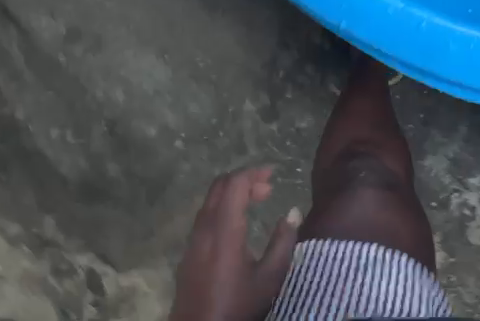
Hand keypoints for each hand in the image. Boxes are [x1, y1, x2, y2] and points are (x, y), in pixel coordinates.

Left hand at [169, 166, 300, 320]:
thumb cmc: (236, 308)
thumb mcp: (268, 279)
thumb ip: (283, 242)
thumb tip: (293, 212)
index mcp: (223, 230)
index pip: (235, 183)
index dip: (254, 173)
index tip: (273, 175)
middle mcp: (204, 229)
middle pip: (219, 186)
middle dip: (244, 180)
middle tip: (267, 189)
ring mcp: (192, 242)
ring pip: (209, 201)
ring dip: (232, 194)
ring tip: (255, 203)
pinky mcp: (187, 255)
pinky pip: (204, 217)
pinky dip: (221, 209)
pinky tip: (236, 226)